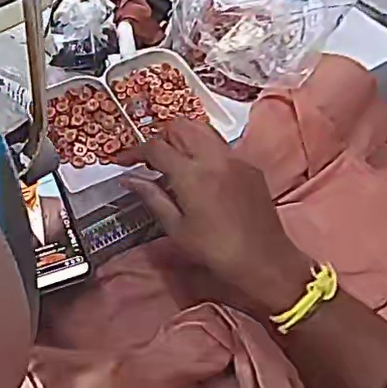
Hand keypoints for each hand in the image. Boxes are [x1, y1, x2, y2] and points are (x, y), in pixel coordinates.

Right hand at [117, 118, 314, 314]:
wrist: (264, 260)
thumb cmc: (214, 250)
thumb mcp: (176, 227)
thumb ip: (151, 196)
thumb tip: (128, 179)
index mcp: (192, 175)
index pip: (156, 147)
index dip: (134, 151)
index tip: (122, 161)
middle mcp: (214, 158)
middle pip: (180, 126)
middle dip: (160, 137)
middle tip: (148, 159)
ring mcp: (235, 159)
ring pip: (202, 130)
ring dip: (182, 138)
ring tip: (171, 162)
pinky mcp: (249, 166)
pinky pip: (220, 146)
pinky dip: (202, 149)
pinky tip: (198, 174)